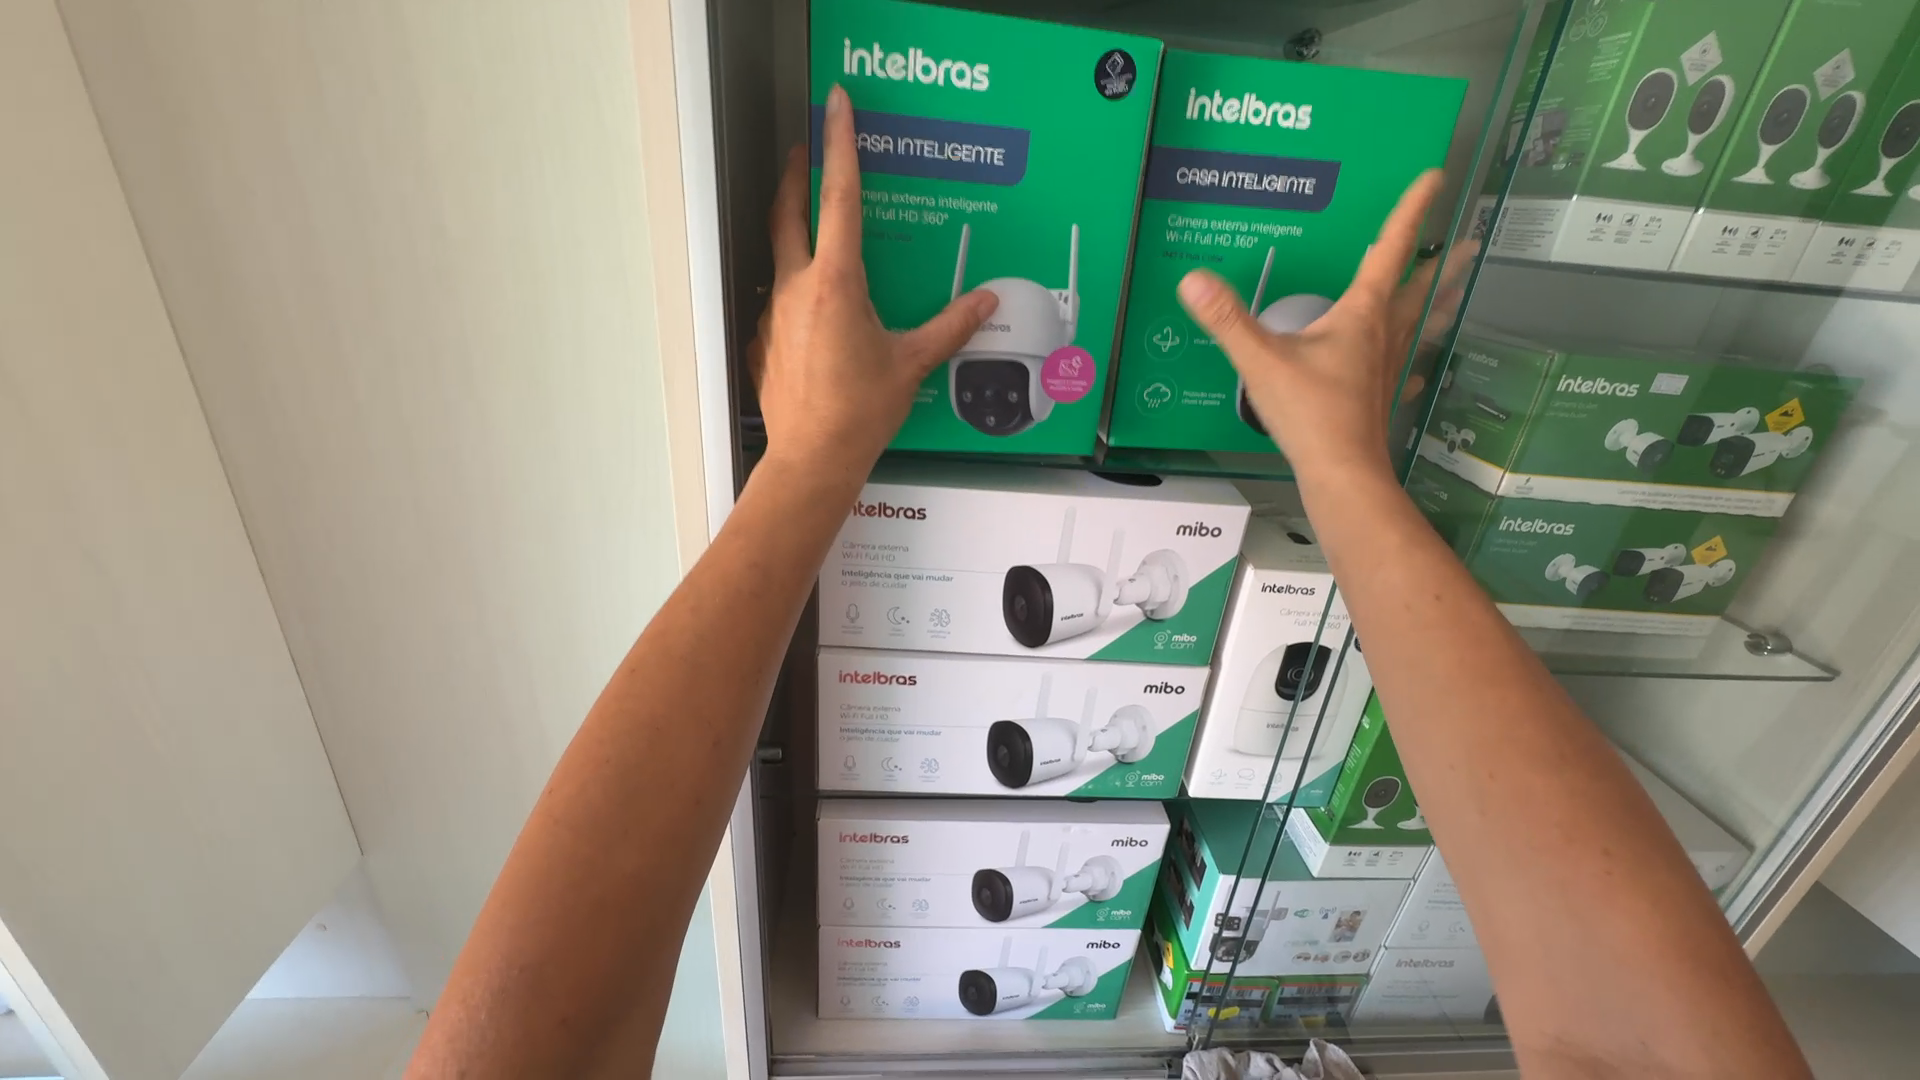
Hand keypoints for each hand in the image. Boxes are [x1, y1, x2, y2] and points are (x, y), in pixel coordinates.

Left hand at [755, 85, 997, 480]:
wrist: (814, 458)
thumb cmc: (860, 413)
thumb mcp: (912, 364)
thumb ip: (951, 326)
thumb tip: (985, 303)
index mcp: (837, 284)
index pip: (838, 197)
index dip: (839, 144)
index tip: (834, 105)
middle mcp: (798, 288)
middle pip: (789, 210)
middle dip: (798, 171)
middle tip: (806, 146)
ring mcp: (776, 313)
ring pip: (780, 254)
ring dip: (794, 230)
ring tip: (816, 229)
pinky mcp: (767, 338)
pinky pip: (782, 298)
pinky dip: (797, 286)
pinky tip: (816, 307)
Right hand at [1175, 170, 1452, 482]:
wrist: (1341, 470)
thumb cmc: (1309, 411)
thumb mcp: (1261, 361)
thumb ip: (1228, 320)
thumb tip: (1192, 280)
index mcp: (1361, 315)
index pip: (1389, 251)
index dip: (1409, 212)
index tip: (1435, 177)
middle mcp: (1384, 334)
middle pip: (1419, 289)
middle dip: (1442, 262)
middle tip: (1471, 241)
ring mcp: (1389, 367)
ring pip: (1419, 326)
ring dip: (1438, 303)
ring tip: (1456, 290)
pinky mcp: (1383, 396)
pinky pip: (1406, 368)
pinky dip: (1415, 359)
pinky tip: (1417, 369)